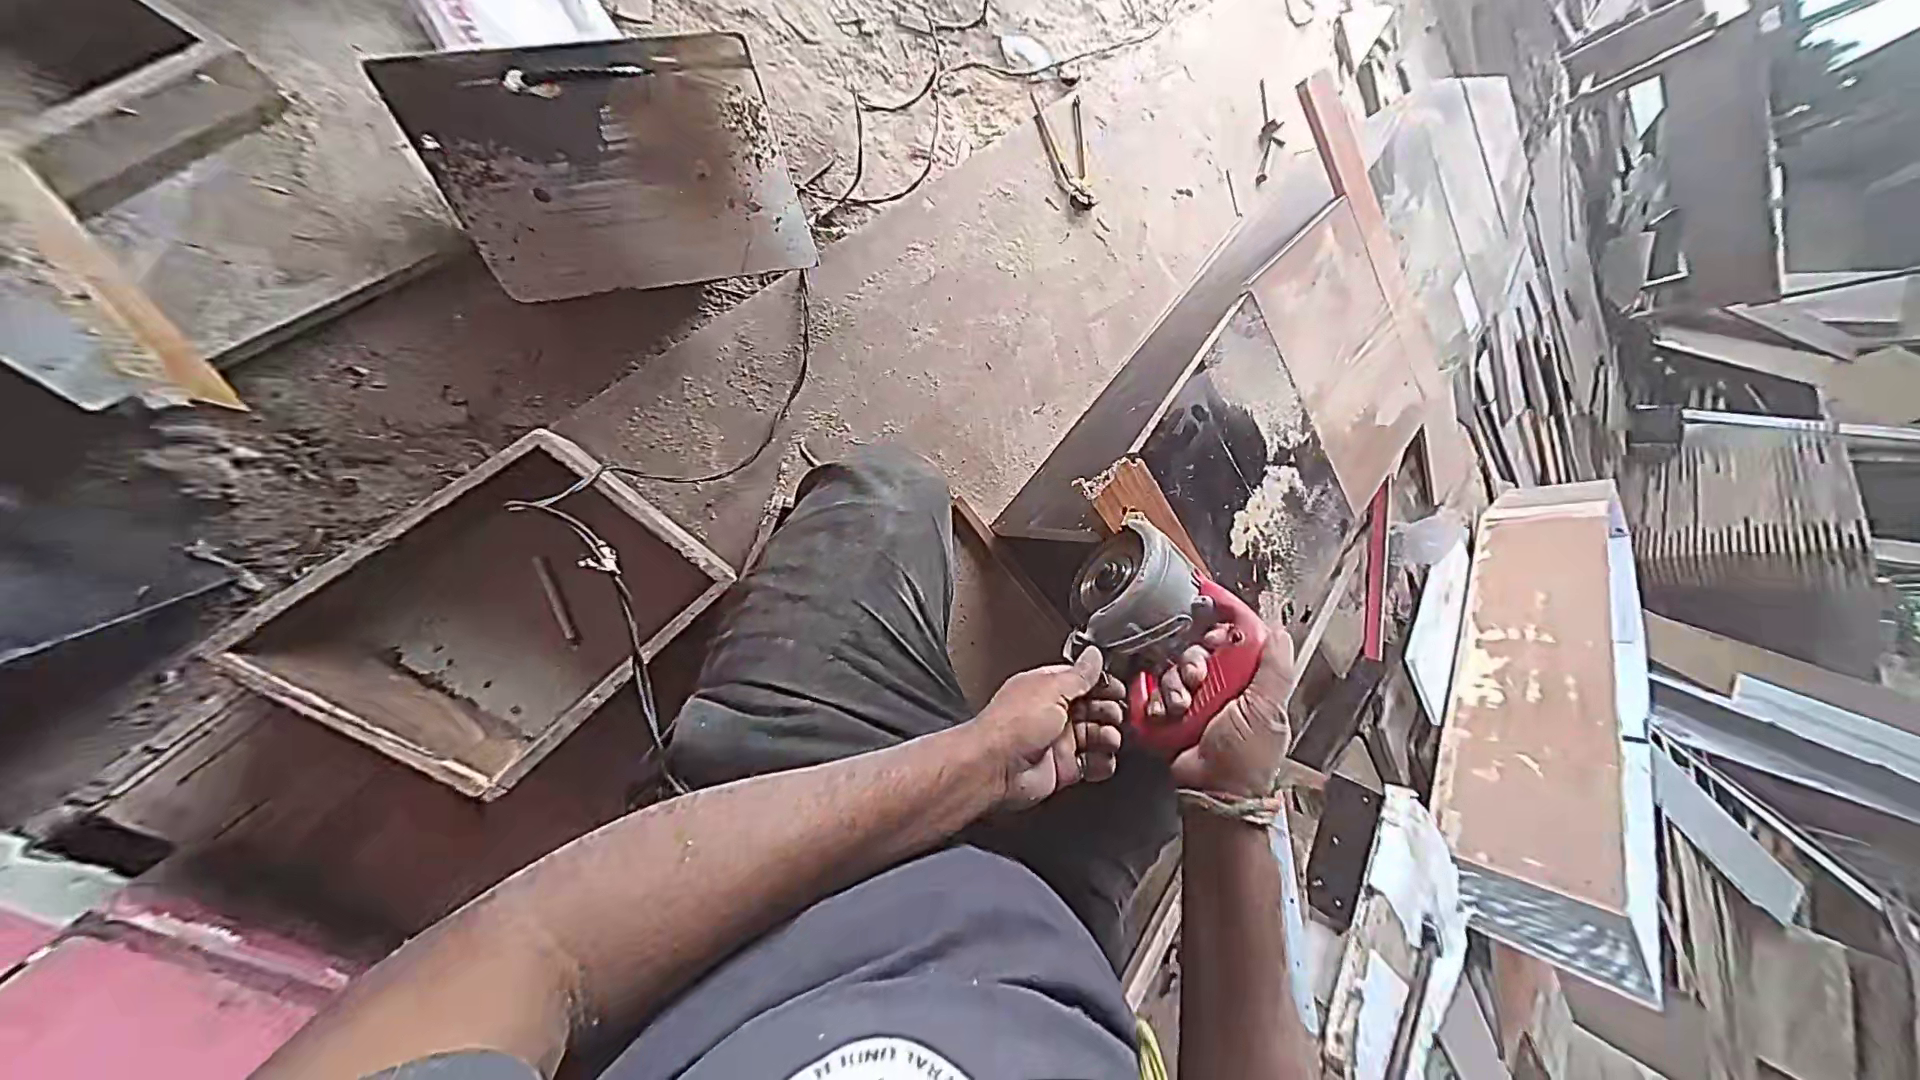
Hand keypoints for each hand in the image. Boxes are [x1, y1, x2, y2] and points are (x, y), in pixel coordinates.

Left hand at [970, 647, 1125, 812]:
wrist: (994, 767)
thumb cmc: (1010, 725)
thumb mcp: (1050, 689)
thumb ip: (1078, 675)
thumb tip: (1094, 655)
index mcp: (1046, 688)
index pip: (1082, 681)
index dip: (1102, 684)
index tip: (1118, 688)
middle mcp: (1052, 712)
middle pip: (1093, 708)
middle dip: (1109, 710)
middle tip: (1114, 712)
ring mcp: (1058, 741)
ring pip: (1096, 736)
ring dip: (1108, 736)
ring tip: (1108, 737)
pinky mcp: (1063, 767)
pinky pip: (1093, 764)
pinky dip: (1103, 763)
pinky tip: (1103, 758)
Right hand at [1146, 626, 1297, 797]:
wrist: (1212, 792)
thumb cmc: (1246, 760)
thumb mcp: (1267, 711)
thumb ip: (1275, 670)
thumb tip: (1280, 633)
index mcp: (1248, 680)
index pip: (1234, 638)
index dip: (1221, 628)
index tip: (1211, 627)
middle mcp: (1220, 685)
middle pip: (1197, 650)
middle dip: (1192, 661)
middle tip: (1196, 679)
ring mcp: (1193, 698)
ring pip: (1173, 669)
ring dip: (1174, 685)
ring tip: (1181, 707)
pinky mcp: (1170, 710)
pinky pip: (1154, 690)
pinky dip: (1157, 699)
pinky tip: (1166, 714)